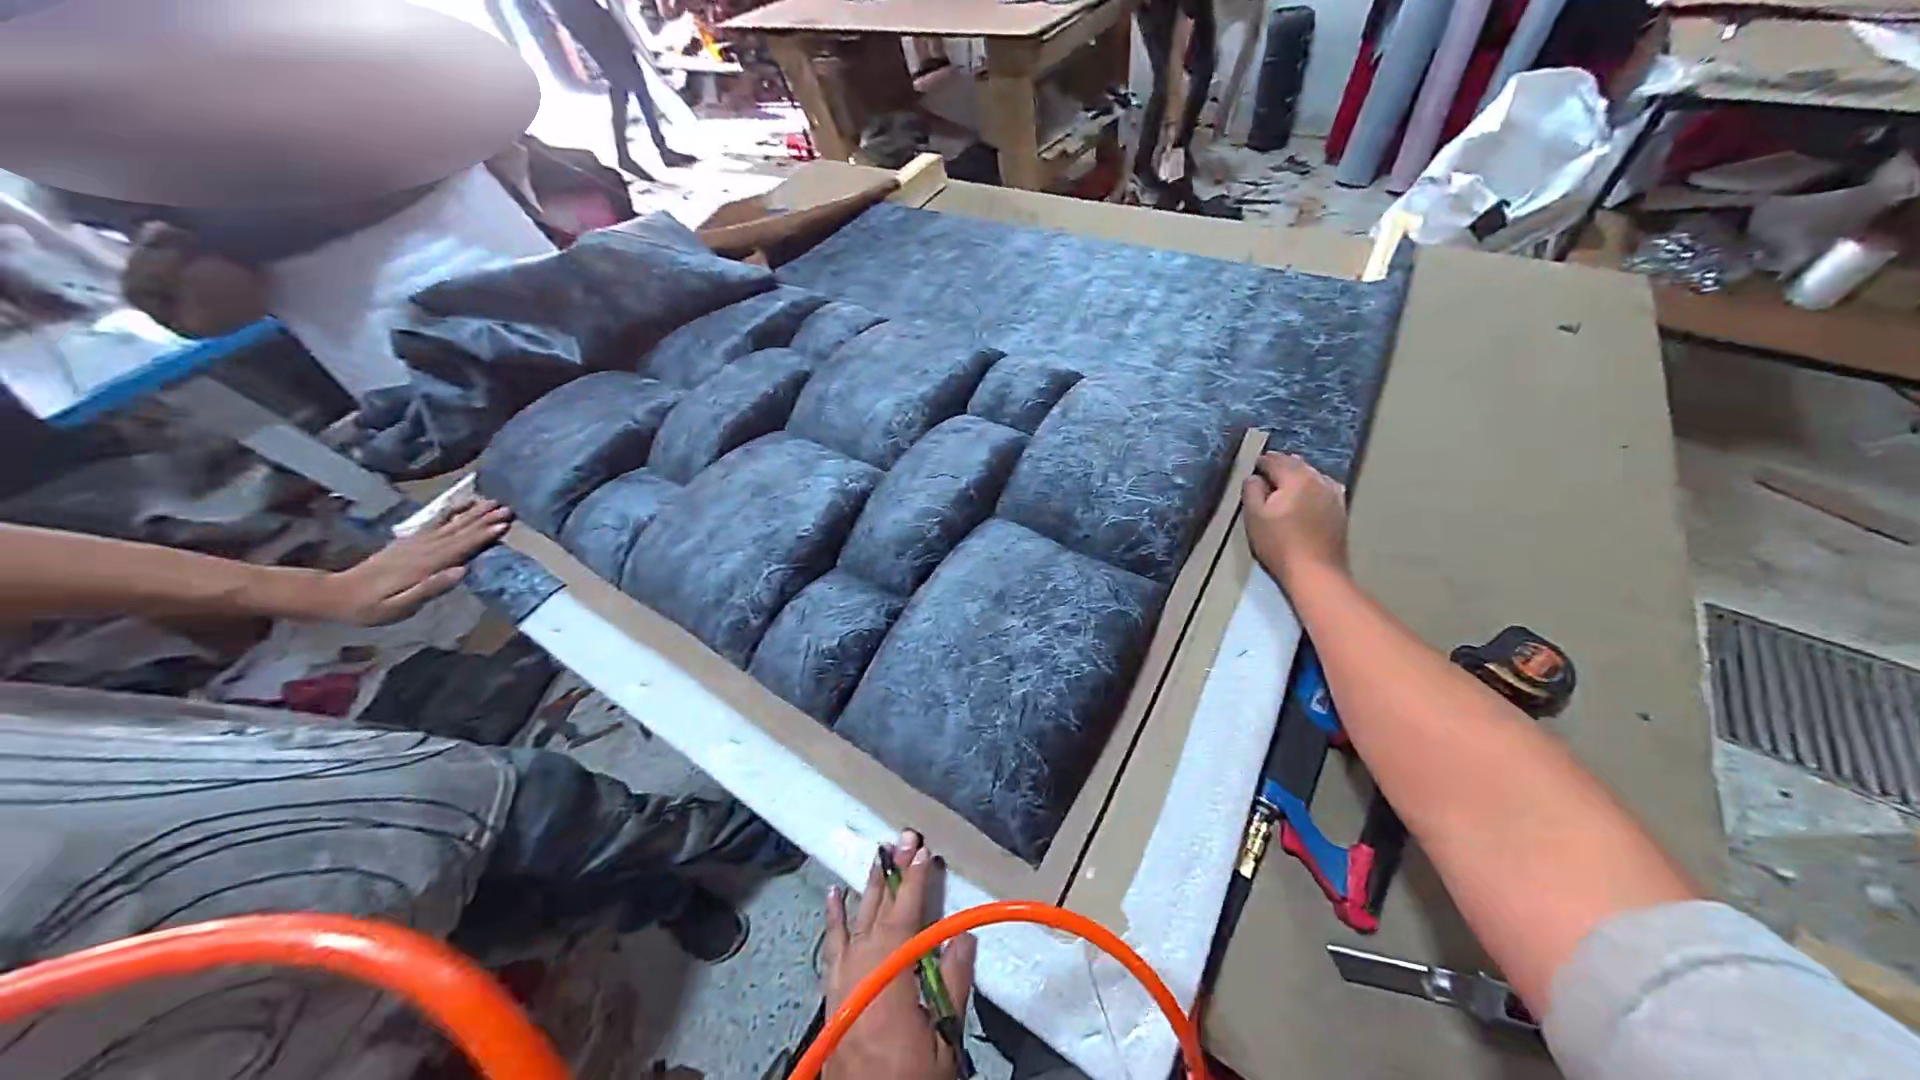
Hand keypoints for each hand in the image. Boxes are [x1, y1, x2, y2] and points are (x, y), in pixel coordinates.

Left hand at [318, 499, 511, 624]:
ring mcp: (413, 544)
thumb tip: (462, 571)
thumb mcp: (399, 607)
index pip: (459, 547)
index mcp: (423, 566)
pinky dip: (449, 514)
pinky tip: (459, 507)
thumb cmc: (369, 608)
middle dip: (483, 520)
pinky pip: (433, 524)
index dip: (482, 536)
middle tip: (507, 508)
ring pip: (448, 525)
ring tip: (491, 502)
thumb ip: (430, 589)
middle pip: (457, 532)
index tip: (504, 525)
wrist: (333, 594)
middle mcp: (420, 550)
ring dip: (471, 514)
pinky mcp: (407, 543)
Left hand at [823, 830, 976, 1079]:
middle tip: (904, 837)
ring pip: (855, 919)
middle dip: (893, 871)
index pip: (905, 915)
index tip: (923, 850)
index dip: (915, 881)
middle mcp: (861, 968)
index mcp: (890, 976)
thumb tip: (963, 937)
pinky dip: (834, 917)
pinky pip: (831, 943)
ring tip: (877, 854)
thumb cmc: (909, 1078)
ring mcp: (841, 978)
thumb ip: (952, 984)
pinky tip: (834, 894)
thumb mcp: (944, 1039)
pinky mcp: (832, 991)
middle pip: (878, 909)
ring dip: (869, 886)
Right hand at [1242, 452, 1348, 585]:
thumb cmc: (1279, 544)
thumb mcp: (1254, 517)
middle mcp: (1318, 480)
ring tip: (1285, 479)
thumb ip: (1252, 491)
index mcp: (1296, 478)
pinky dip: (1312, 484)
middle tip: (1267, 468)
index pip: (1275, 461)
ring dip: (1298, 473)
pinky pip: (1324, 486)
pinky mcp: (1340, 509)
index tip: (1254, 464)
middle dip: (1281, 464)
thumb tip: (1255, 477)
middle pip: (1297, 464)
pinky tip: (1308, 492)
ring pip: (1312, 474)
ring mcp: (1333, 494)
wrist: (1316, 571)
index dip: (1262, 461)